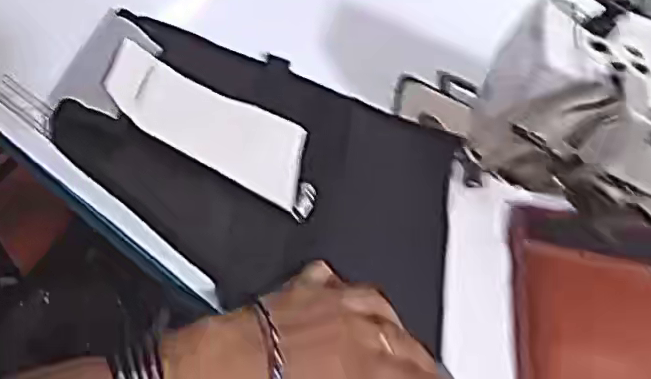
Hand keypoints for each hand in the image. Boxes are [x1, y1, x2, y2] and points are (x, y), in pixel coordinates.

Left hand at [163, 263, 439, 378]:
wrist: (217, 371)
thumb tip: (379, 376)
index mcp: (363, 364)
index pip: (416, 371)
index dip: (429, 376)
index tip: (433, 378)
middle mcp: (352, 325)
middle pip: (406, 343)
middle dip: (419, 361)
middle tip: (424, 371)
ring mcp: (327, 299)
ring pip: (379, 304)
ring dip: (394, 326)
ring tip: (401, 344)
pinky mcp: (301, 284)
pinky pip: (339, 281)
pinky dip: (352, 295)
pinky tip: (354, 305)